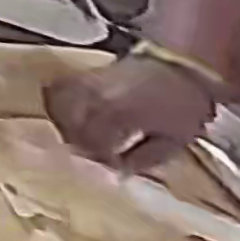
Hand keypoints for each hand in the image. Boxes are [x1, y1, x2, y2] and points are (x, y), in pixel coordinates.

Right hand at [43, 57, 216, 171]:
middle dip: (79, 143)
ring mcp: (85, 82)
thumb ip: (144, 158)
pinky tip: (68, 114)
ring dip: (64, 123)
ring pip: (57, 105)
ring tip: (79, 135)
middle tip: (93, 155)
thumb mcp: (174, 140)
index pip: (92, 142)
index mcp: (118, 114)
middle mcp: (94, 96)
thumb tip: (120, 171)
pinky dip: (58, 103)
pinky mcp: (83, 74)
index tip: (112, 167)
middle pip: (69, 124)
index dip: (99, 158)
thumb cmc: (182, 107)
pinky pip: (59, 89)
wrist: (181, 69)